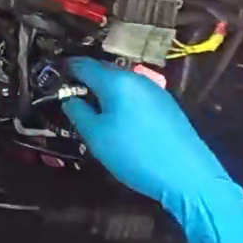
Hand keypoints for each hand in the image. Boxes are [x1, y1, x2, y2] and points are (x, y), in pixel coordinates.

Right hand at [60, 57, 242, 242]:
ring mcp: (155, 91)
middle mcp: (136, 78)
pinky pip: (135, 95)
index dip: (64, 70)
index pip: (82, 64)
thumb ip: (77, 112)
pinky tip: (118, 122)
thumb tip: (69, 98)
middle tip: (69, 100)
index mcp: (117, 81)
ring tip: (92, 114)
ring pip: (120, 84)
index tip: (52, 81)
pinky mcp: (166, 106)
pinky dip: (120, 102)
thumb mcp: (96, 136)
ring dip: (103, 94)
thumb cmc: (135, 154)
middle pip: (103, 72)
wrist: (190, 177)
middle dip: (84, 82)